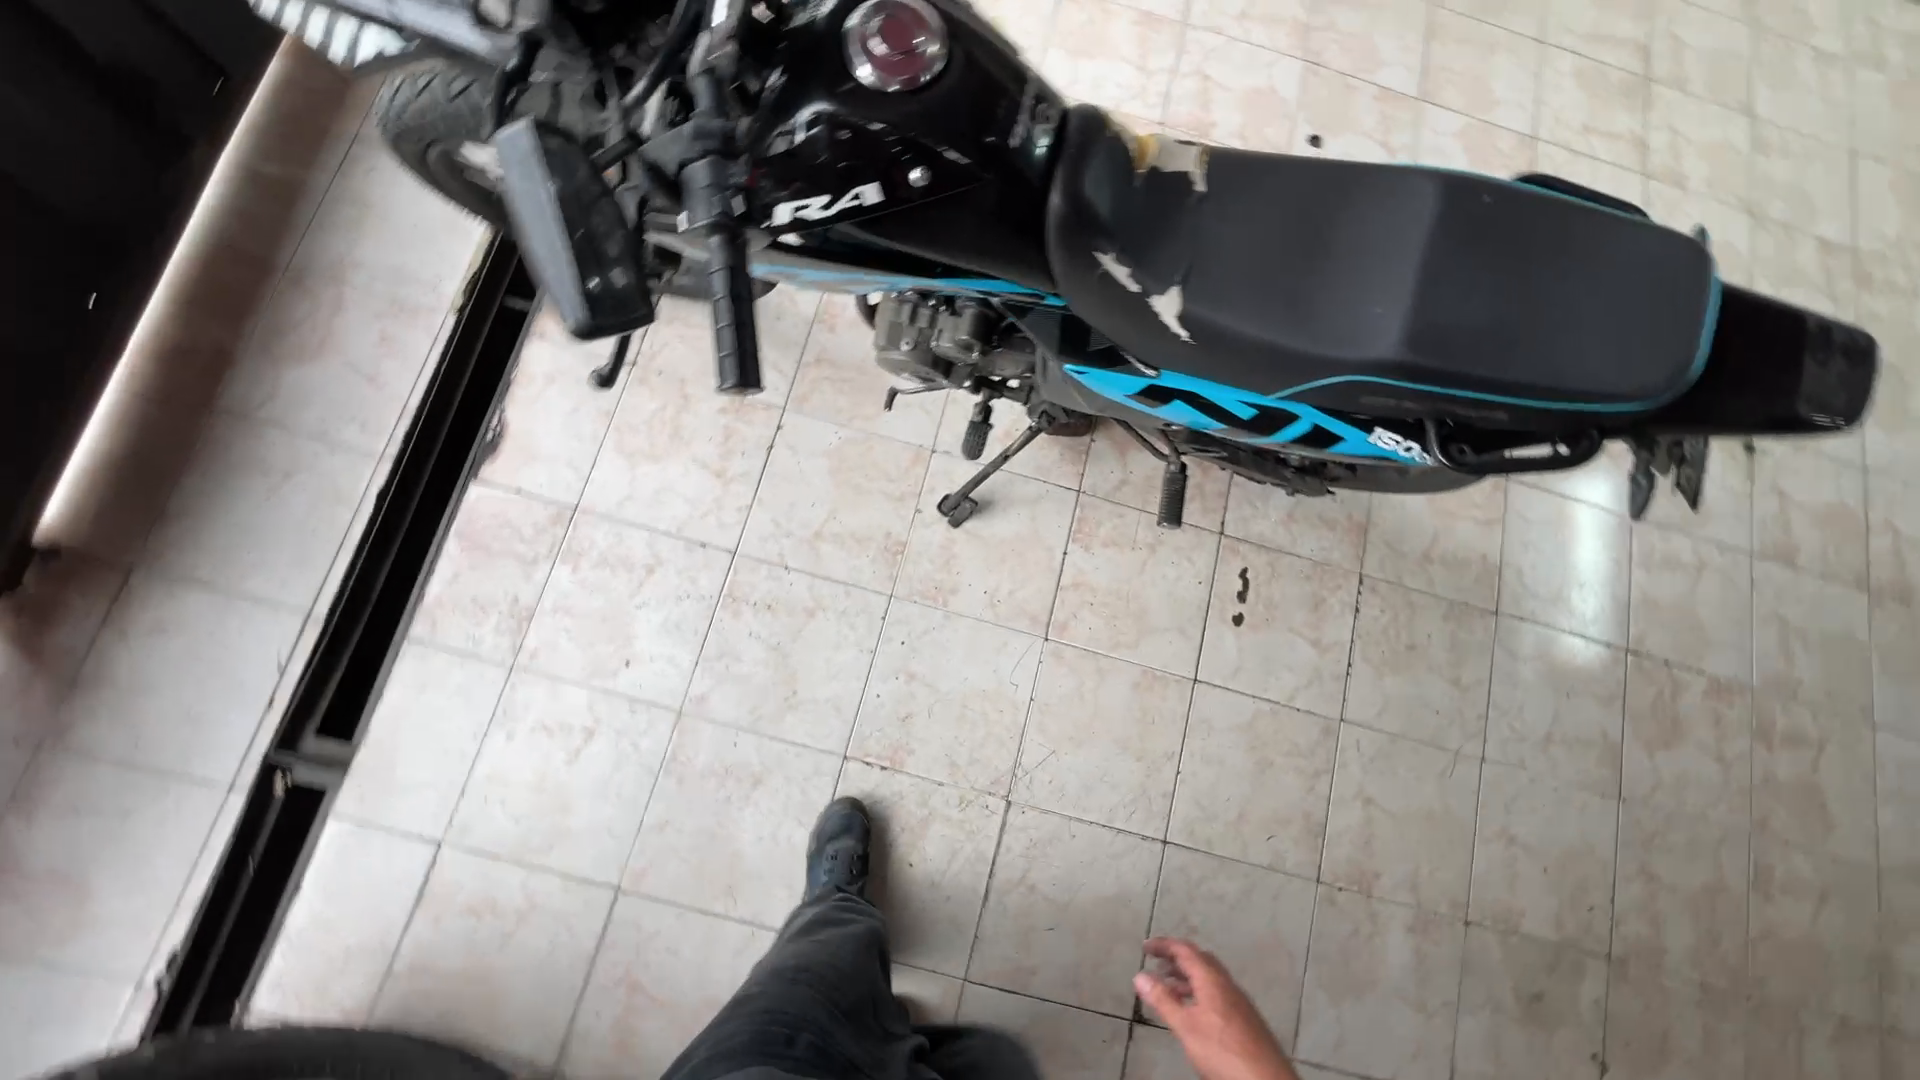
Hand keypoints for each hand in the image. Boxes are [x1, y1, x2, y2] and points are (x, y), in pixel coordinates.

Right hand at [1133, 937, 1297, 1079]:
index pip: (1185, 950)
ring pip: (1210, 978)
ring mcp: (1239, 1002)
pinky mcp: (1245, 1018)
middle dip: (1177, 959)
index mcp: (1212, 980)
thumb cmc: (1222, 1051)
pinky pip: (1218, 993)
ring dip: (1188, 977)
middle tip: (1156, 963)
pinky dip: (1200, 992)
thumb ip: (1163, 1000)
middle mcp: (1227, 984)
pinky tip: (1194, 1012)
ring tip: (1169, 988)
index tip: (1145, 947)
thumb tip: (1139, 976)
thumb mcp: (1186, 1027)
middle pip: (1200, 960)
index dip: (1164, 945)